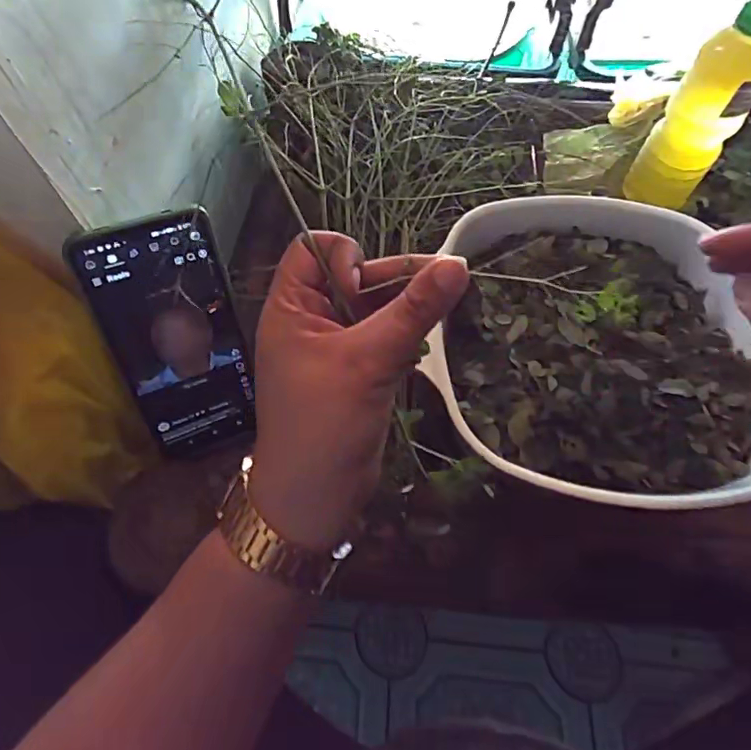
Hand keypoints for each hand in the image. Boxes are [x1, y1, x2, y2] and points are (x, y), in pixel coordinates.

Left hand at [250, 232, 468, 550]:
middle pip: (355, 274)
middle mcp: (311, 317)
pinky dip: (407, 333)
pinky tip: (428, 343)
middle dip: (394, 279)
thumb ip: (414, 311)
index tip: (367, 288)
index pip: (314, 248)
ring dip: (408, 307)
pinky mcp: (358, 367)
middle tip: (444, 283)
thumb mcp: (369, 361)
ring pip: (376, 304)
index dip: (346, 256)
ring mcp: (336, 344)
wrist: (314, 501)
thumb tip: (458, 264)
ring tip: (444, 312)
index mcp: (291, 306)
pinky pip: (385, 333)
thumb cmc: (325, 424)